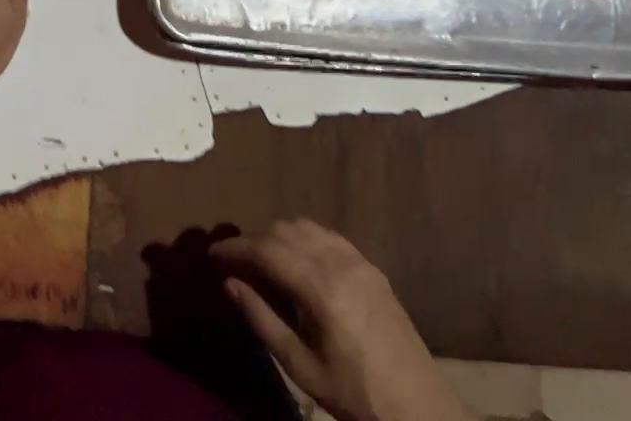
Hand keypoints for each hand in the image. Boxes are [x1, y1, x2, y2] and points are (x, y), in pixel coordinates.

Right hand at [211, 220, 468, 420]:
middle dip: (254, 239)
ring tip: (262, 259)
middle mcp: (340, 264)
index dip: (235, 248)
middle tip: (234, 261)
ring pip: (307, 227)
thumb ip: (261, 318)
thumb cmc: (352, 392)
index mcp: (321, 288)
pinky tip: (297, 261)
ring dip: (279, 235)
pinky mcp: (373, 269)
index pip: (266, 249)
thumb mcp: (299, 365)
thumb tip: (229, 283)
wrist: (418, 409)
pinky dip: (304, 238)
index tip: (212, 253)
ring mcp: (360, 263)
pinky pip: (329, 237)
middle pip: (285, 230)